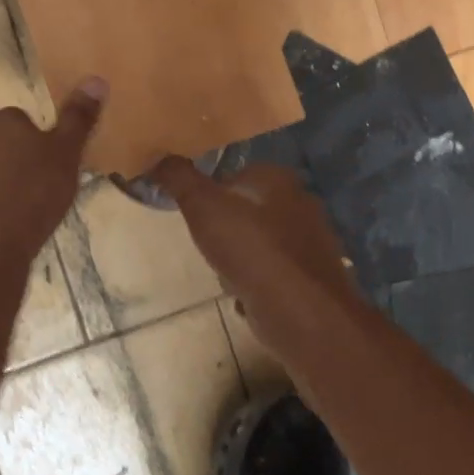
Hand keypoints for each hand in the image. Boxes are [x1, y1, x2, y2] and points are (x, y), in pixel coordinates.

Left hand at [0, 78, 106, 277]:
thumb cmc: (31, 198)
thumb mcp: (66, 156)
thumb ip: (78, 119)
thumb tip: (95, 79)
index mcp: (0, 124)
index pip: (20, 121)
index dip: (37, 143)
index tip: (49, 167)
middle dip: (11, 163)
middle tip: (35, 193)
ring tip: (14, 217)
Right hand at [146, 159, 353, 357]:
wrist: (303, 316)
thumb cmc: (252, 250)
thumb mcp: (202, 205)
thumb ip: (179, 178)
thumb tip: (159, 158)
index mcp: (279, 180)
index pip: (240, 173)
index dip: (213, 190)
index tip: (193, 209)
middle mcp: (302, 207)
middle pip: (251, 210)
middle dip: (228, 227)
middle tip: (205, 242)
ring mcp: (312, 247)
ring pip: (263, 244)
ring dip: (242, 258)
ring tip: (222, 272)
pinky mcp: (314, 284)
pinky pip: (275, 277)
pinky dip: (259, 285)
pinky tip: (244, 297)